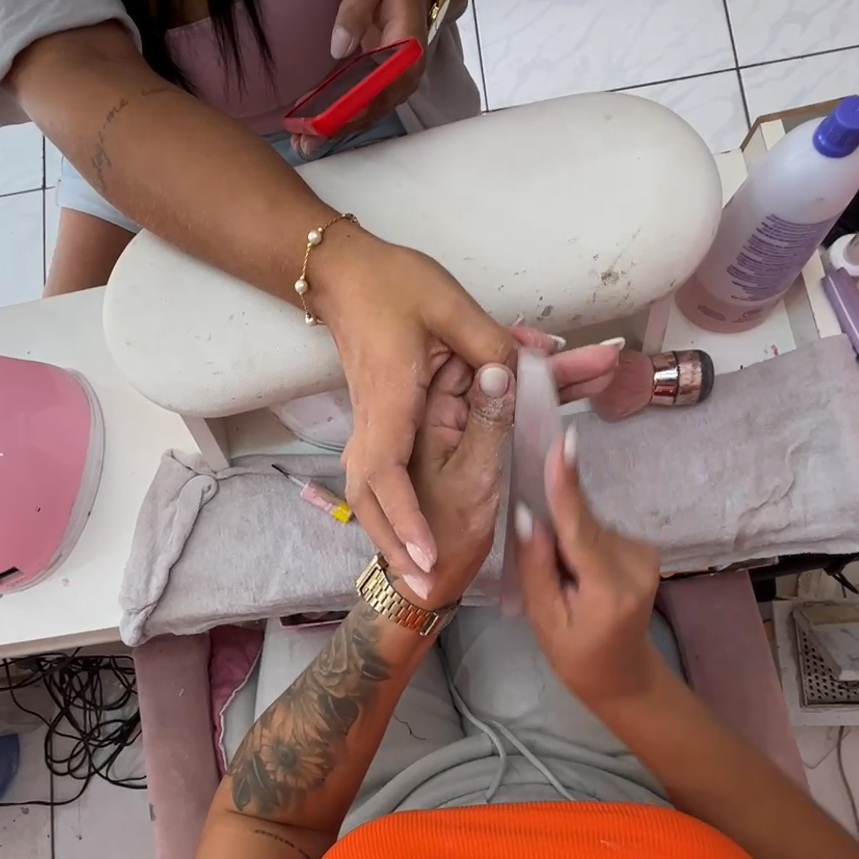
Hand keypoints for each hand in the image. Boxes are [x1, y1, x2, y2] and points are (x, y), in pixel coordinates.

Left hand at [291, 0, 448, 155]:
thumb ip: (356, 10)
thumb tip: (339, 48)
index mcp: (408, 50)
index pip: (382, 88)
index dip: (356, 109)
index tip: (330, 122)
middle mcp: (405, 74)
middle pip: (371, 110)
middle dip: (337, 127)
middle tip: (306, 140)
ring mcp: (395, 83)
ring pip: (365, 114)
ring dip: (335, 129)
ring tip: (304, 141)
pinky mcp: (383, 85)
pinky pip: (361, 106)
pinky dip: (338, 117)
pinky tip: (314, 126)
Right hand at [313, 232, 621, 594]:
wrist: (342, 276)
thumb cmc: (392, 285)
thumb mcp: (449, 306)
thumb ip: (489, 346)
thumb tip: (516, 380)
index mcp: (392, 399)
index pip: (388, 472)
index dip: (405, 519)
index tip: (424, 557)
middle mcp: (373, 422)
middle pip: (370, 497)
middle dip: (394, 544)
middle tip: (421, 582)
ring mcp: (368, 423)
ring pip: (368, 492)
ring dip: (390, 533)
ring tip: (415, 570)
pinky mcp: (373, 421)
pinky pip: (373, 477)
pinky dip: (388, 510)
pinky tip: (404, 531)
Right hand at [513, 426, 667, 713]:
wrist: (624, 675)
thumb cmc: (577, 655)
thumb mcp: (545, 619)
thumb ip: (536, 567)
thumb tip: (528, 516)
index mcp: (610, 588)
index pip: (581, 529)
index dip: (567, 485)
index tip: (563, 443)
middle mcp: (636, 563)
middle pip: (581, 523)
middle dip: (554, 529)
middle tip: (547, 569)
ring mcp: (645, 553)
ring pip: (588, 525)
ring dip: (566, 540)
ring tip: (564, 580)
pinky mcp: (644, 546)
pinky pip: (596, 530)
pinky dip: (579, 543)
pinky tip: (579, 573)